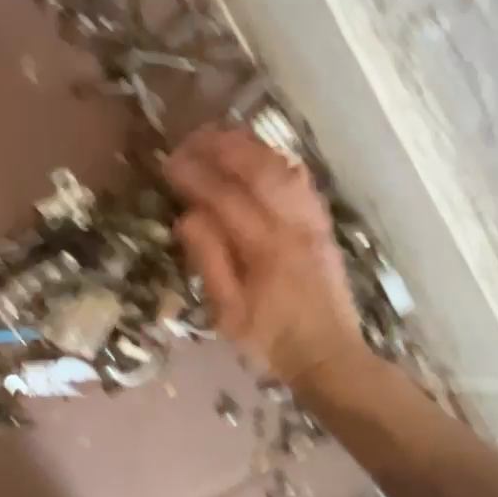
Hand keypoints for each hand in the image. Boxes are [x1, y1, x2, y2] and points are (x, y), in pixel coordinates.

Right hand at [163, 127, 363, 385]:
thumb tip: (187, 217)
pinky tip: (258, 160)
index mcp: (265, 249)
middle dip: (223, 148)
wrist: (330, 357)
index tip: (168, 162)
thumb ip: (208, 261)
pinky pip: (301, 182)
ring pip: (284, 170)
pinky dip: (276, 162)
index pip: (224, 197)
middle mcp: (294, 227)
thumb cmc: (268, 340)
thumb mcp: (226, 310)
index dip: (194, 175)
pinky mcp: (322, 227)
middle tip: (190, 140)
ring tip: (219, 139)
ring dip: (251, 149)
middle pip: (260, 171)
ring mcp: (313, 224)